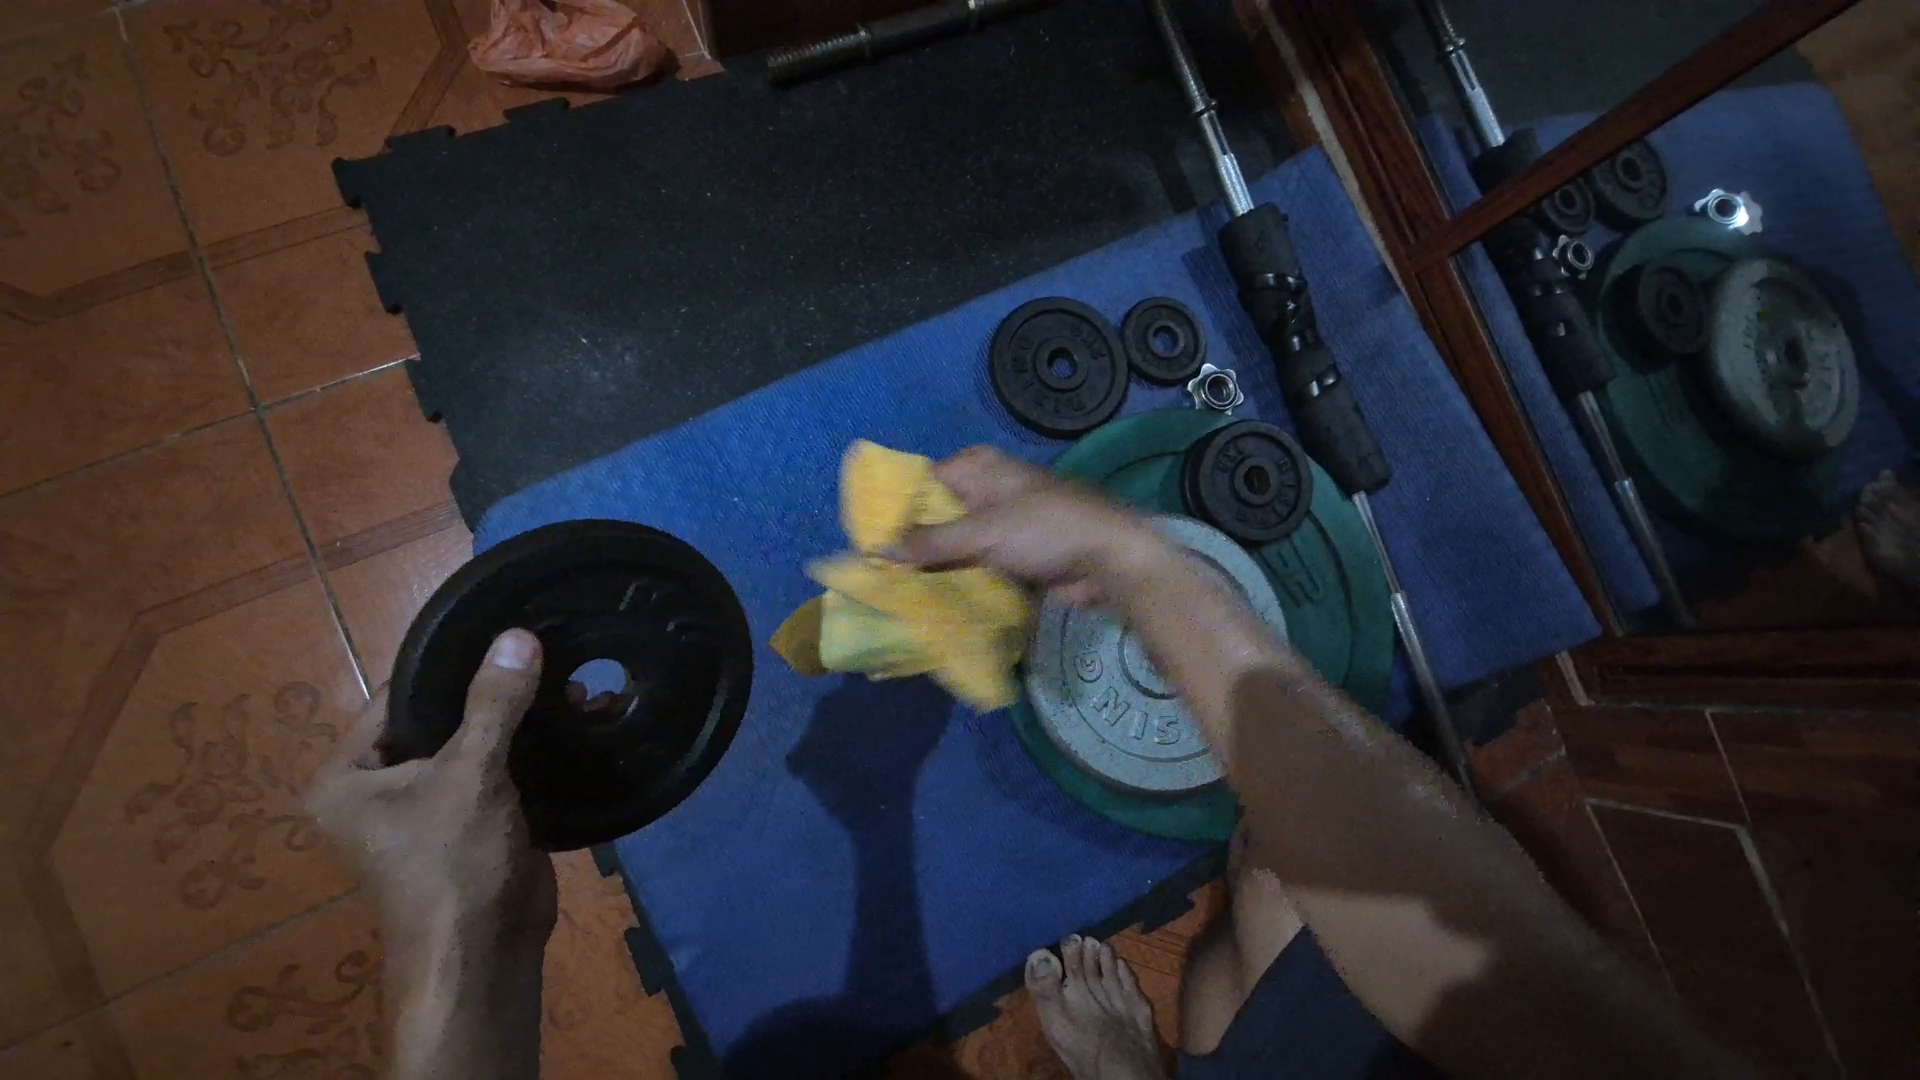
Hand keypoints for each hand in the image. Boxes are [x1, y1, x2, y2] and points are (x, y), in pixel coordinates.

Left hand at [307, 630, 556, 1076]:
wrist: (487, 947)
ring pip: (478, 740)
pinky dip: (535, 745)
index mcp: (348, 776)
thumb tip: (518, 634)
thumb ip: (494, 702)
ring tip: (573, 683)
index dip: (451, 664)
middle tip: (549, 654)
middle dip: (497, 690)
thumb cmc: (453, 860)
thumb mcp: (470, 773)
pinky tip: (576, 718)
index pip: (399, 696)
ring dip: (523, 717)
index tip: (504, 631)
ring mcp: (431, 804)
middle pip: (442, 716)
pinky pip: (503, 766)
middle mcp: (381, 787)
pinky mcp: (475, 817)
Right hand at [902, 446, 1175, 607]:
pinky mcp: (1018, 551)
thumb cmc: (1046, 530)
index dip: (897, 510)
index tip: (872, 543)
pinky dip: (964, 577)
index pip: (922, 482)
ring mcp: (1004, 521)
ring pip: (959, 542)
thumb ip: (932, 542)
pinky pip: (980, 562)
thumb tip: (881, 548)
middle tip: (883, 574)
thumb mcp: (983, 534)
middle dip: (916, 543)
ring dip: (939, 565)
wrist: (1111, 559)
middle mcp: (988, 488)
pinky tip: (940, 598)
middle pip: (939, 514)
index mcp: (979, 467)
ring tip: (902, 591)